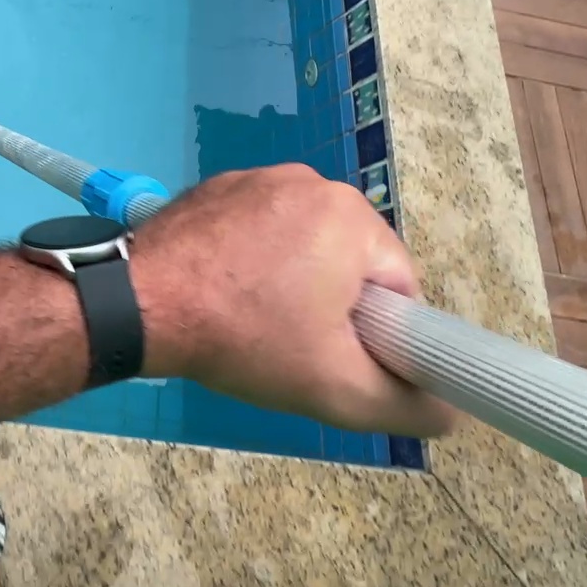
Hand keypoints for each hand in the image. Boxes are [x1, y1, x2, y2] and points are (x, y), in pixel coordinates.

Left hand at [132, 164, 456, 438]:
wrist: (138, 303)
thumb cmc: (244, 337)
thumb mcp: (338, 388)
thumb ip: (408, 403)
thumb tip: (448, 409)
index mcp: (348, 213)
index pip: (398, 284)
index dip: (378, 331)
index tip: (335, 352)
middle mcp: (305, 180)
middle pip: (350, 259)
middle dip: (332, 302)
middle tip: (291, 338)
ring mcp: (253, 178)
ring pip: (303, 242)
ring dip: (291, 278)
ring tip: (252, 314)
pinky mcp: (214, 187)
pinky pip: (259, 227)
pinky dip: (252, 256)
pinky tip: (224, 287)